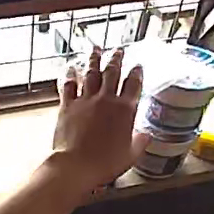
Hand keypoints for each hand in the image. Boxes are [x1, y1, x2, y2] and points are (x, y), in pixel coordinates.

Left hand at [45, 45, 143, 195]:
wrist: (76, 165)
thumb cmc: (105, 163)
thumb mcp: (131, 155)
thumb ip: (140, 142)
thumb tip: (147, 136)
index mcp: (125, 109)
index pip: (134, 84)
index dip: (137, 72)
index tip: (138, 65)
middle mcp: (106, 100)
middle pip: (113, 72)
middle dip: (117, 58)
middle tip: (119, 50)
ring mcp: (86, 101)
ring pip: (91, 73)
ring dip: (94, 59)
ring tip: (96, 49)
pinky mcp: (67, 106)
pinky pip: (69, 85)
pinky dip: (70, 75)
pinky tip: (71, 67)